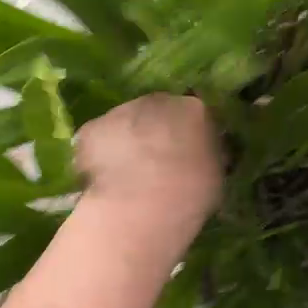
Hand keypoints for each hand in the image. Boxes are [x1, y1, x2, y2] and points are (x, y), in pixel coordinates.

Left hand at [75, 93, 223, 230]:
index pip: (193, 115)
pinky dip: (99, 155)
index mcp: (195, 110)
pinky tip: (102, 180)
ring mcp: (122, 111)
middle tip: (154, 164)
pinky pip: (98, 139)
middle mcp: (158, 101)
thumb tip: (200, 158)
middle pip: (156, 113)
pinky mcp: (92, 128)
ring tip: (124, 176)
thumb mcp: (214, 176)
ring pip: (124, 123)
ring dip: (126, 141)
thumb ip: (206, 157)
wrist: (142, 205)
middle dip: (154, 133)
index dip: (186, 135)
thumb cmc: (190, 194)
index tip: (184, 155)